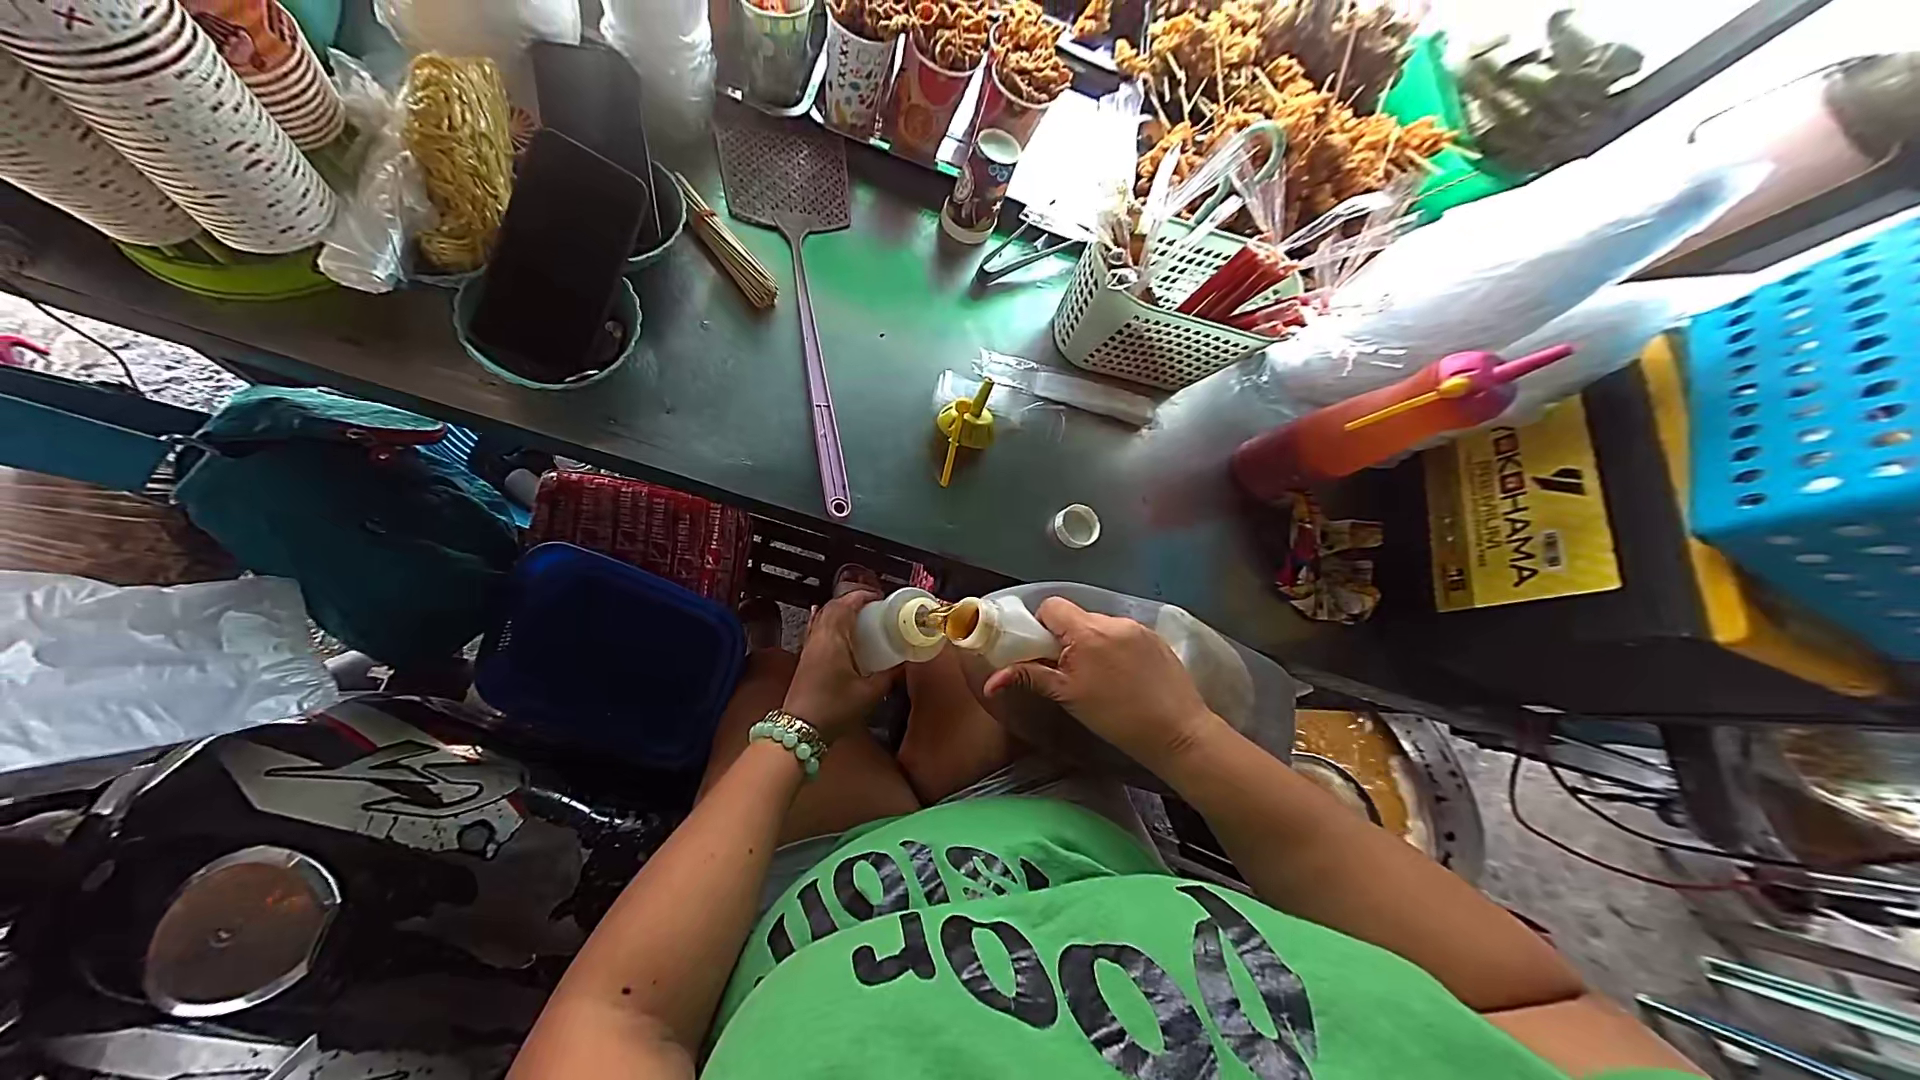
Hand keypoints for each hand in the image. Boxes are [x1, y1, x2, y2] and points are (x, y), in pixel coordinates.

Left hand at [782, 588, 892, 742]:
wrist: (801, 730)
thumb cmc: (833, 710)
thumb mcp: (870, 693)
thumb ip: (890, 675)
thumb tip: (905, 664)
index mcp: (833, 638)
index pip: (845, 604)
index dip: (862, 595)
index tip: (878, 598)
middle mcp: (818, 637)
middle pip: (833, 607)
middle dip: (853, 601)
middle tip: (873, 607)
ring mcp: (809, 648)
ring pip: (823, 618)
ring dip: (840, 612)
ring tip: (860, 618)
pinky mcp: (806, 660)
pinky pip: (817, 631)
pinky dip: (828, 624)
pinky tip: (834, 628)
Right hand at [982, 597, 1227, 771]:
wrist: (1176, 731)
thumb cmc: (1116, 717)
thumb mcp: (1068, 697)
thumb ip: (1029, 678)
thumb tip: (991, 682)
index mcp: (1087, 631)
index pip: (1052, 606)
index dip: (1042, 625)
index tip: (1043, 650)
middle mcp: (1112, 621)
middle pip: (1076, 616)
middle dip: (1067, 637)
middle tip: (1069, 669)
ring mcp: (1137, 628)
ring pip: (1101, 625)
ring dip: (1092, 642)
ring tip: (1099, 676)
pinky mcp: (1156, 638)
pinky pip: (1124, 634)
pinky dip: (1116, 648)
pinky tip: (1123, 675)